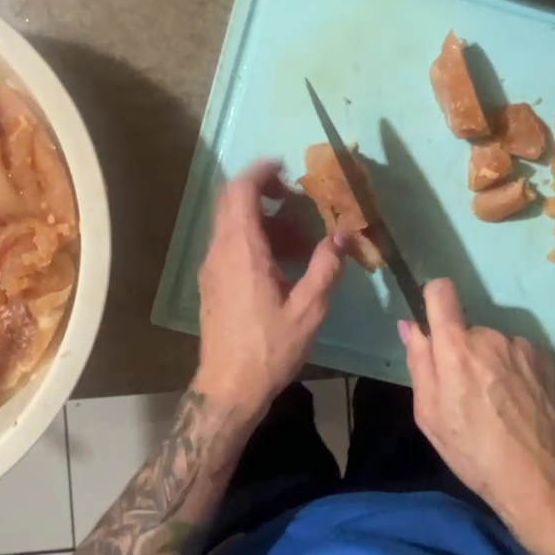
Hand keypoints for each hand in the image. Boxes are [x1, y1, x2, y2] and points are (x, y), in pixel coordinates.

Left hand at [195, 160, 343, 410]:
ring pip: (231, 223)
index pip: (240, 191)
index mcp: (242, 251)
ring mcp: (212, 267)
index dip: (261, 171)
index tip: (286, 167)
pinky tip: (282, 262)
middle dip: (263, 190)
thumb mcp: (308, 309)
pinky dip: (254, 238)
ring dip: (263, 218)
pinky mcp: (212, 282)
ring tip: (299, 237)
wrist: (228, 388)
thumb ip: (325, 267)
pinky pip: (230, 244)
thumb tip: (341, 235)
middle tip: (296, 198)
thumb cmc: (269, 349)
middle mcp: (220, 251)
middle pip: (232, 201)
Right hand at [400, 278, 554, 519]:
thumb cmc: (471, 450)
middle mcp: (489, 336)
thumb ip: (419, 362)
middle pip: (466, 329)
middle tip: (464, 393)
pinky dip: (513, 370)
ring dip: (489, 362)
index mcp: (455, 346)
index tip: (432, 323)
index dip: (432, 300)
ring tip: (494, 404)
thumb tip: (410, 326)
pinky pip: (516, 354)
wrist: (534, 477)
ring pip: (493, 344)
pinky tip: (515, 402)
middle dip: (461, 352)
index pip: (440, 292)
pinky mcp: (544, 360)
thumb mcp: (428, 413)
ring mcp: (520, 347)